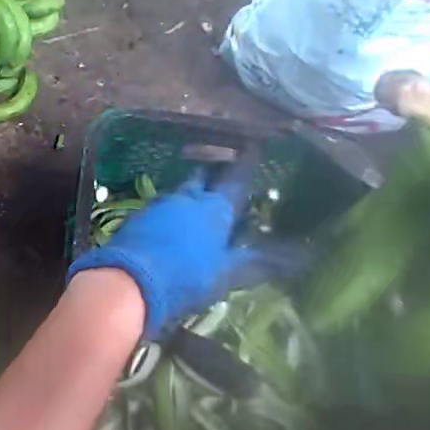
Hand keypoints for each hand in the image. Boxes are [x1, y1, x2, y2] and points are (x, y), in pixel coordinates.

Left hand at [68, 168, 287, 338]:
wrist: (128, 282)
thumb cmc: (186, 277)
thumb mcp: (227, 273)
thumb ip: (260, 262)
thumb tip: (302, 256)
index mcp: (215, 207)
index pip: (236, 179)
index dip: (246, 164)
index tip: (255, 148)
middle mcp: (187, 198)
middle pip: (203, 179)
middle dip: (214, 175)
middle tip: (223, 174)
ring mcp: (158, 206)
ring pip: (180, 192)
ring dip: (191, 192)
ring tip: (199, 198)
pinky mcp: (136, 219)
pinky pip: (161, 207)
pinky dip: (171, 209)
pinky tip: (171, 221)